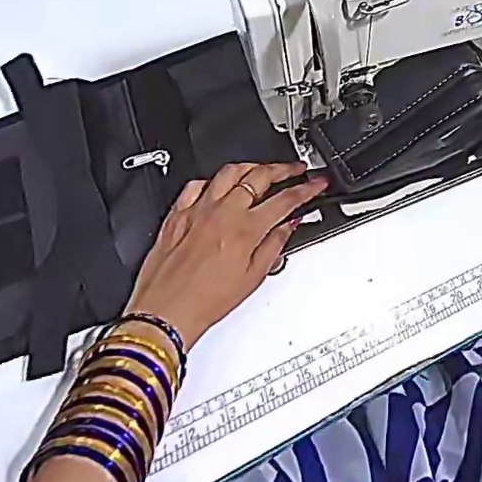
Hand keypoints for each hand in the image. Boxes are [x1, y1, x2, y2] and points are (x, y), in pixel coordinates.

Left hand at [125, 163, 327, 344]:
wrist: (164, 314)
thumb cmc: (205, 301)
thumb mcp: (253, 277)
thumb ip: (274, 244)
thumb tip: (287, 226)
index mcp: (246, 229)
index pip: (286, 198)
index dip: (307, 188)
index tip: (317, 183)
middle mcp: (222, 213)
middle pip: (260, 175)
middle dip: (285, 168)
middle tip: (296, 170)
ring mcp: (198, 210)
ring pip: (229, 172)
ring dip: (252, 167)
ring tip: (262, 170)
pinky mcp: (178, 214)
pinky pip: (196, 185)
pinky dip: (213, 180)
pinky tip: (219, 185)